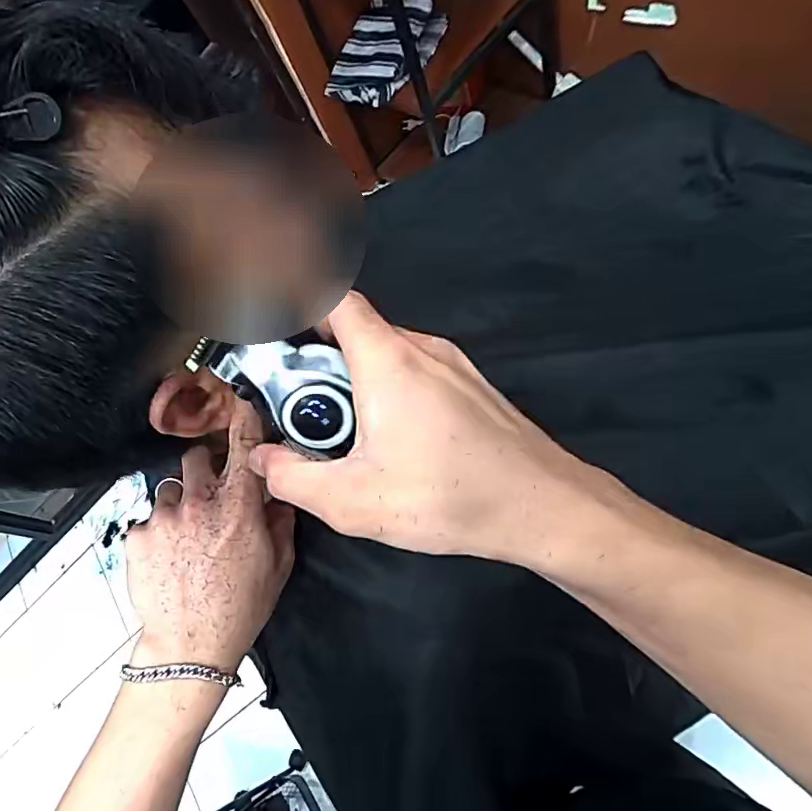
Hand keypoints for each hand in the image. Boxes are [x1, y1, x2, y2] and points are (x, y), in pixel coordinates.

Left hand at [126, 403, 295, 671]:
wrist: (189, 644)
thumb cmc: (235, 611)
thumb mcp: (276, 569)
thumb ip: (280, 526)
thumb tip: (279, 501)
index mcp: (238, 511)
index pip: (244, 450)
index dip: (244, 422)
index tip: (241, 405)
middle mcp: (199, 506)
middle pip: (195, 459)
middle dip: (202, 472)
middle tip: (208, 500)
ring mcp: (164, 518)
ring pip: (169, 490)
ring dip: (178, 506)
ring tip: (186, 540)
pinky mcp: (138, 533)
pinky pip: (148, 519)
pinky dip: (157, 531)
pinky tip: (168, 557)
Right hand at [247, 292, 633, 566]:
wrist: (547, 510)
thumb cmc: (452, 498)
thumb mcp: (353, 501)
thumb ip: (292, 478)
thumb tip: (263, 459)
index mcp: (388, 363)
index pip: (336, 300)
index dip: (300, 300)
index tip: (274, 324)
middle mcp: (421, 350)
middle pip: (352, 328)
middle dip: (313, 356)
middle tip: (295, 400)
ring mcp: (450, 365)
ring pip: (381, 350)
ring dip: (348, 375)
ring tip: (338, 427)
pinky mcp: (467, 386)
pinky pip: (409, 368)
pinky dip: (380, 387)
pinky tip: (382, 436)